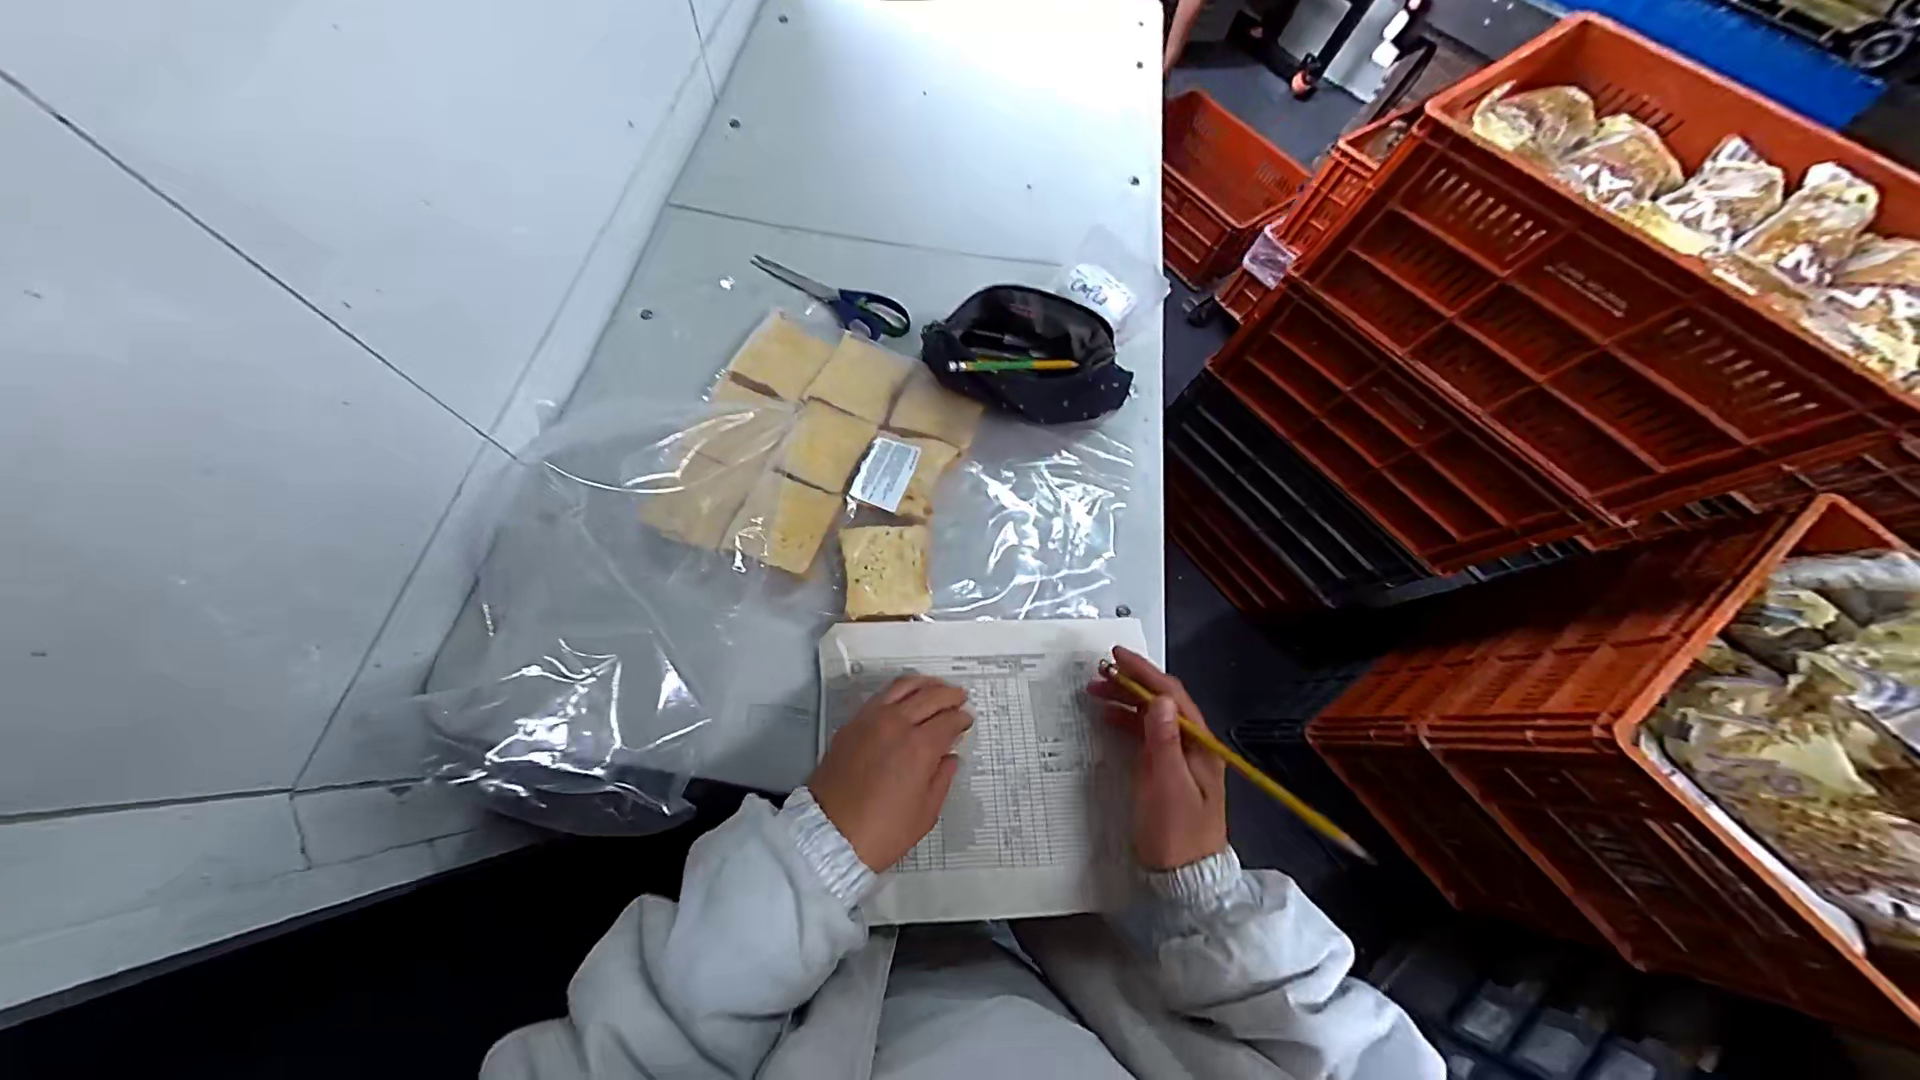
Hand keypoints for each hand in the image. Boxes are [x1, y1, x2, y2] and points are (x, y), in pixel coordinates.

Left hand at [808, 675, 972, 871]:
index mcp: (919, 747)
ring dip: (924, 684)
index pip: (949, 720)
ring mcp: (871, 721)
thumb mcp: (924, 813)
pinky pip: (881, 695)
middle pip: (930, 696)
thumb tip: (949, 760)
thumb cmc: (878, 831)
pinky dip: (899, 690)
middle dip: (949, 695)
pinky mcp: (852, 724)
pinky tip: (905, 697)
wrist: (830, 834)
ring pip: (903, 687)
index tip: (965, 721)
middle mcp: (896, 726)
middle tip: (958, 697)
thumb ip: (941, 779)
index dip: (961, 719)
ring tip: (935, 687)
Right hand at [1088, 646, 1227, 870]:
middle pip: (1161, 702)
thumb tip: (1158, 699)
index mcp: (1199, 744)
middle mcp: (1191, 744)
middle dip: (1131, 682)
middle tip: (1098, 671)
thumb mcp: (1168, 787)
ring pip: (1150, 715)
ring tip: (1095, 690)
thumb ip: (1163, 742)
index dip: (1144, 672)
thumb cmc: (1176, 833)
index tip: (1117, 655)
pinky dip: (1125, 720)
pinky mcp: (1164, 769)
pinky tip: (1107, 717)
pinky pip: (1144, 733)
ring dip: (1125, 699)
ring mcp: (1178, 756)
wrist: (1184, 880)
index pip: (1171, 696)